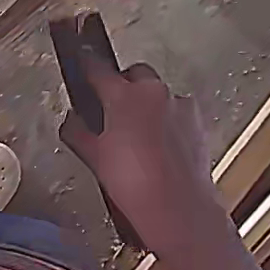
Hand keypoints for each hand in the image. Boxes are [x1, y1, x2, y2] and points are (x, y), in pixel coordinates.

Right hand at [60, 53, 221, 245]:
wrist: (179, 210)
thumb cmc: (135, 184)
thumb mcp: (93, 157)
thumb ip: (78, 132)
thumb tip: (72, 121)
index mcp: (124, 96)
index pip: (98, 69)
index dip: (86, 64)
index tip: (81, 59)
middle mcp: (155, 94)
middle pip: (134, 74)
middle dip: (121, 84)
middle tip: (108, 107)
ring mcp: (180, 107)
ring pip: (157, 93)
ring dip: (145, 103)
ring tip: (134, 132)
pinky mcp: (198, 124)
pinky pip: (176, 112)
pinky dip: (166, 120)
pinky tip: (156, 145)